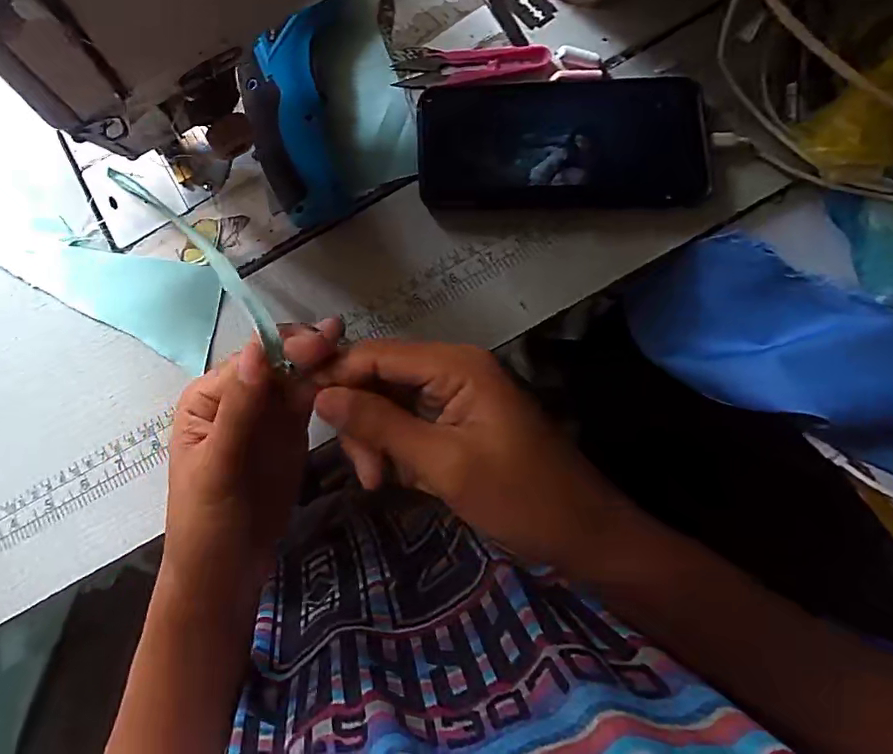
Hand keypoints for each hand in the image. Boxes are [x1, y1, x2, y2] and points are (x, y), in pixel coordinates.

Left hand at [164, 319, 342, 593]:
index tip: (323, 341)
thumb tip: (255, 350)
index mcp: (210, 395)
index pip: (252, 358)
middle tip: (344, 340)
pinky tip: (352, 378)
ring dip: (324, 364)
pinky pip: (312, 401)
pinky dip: (331, 389)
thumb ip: (239, 409)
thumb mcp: (218, 466)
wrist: (224, 578)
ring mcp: (267, 413)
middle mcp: (239, 394)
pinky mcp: (291, 431)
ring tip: (356, 353)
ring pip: (299, 378)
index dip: (286, 346)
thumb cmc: (205, 524)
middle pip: (278, 362)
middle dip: (309, 350)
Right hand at [312, 340, 627, 571]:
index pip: (376, 353)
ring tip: (382, 482)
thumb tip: (321, 395)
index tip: (306, 411)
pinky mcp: (456, 418)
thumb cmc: (520, 498)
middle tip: (367, 473)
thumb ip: (380, 424)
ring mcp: (454, 392)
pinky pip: (408, 421)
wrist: (586, 538)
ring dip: (377, 439)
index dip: (337, 376)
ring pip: (388, 401)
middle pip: (379, 377)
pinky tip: (400, 479)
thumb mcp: (443, 464)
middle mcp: (451, 367)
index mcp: (454, 363)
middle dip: (362, 420)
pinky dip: (396, 448)